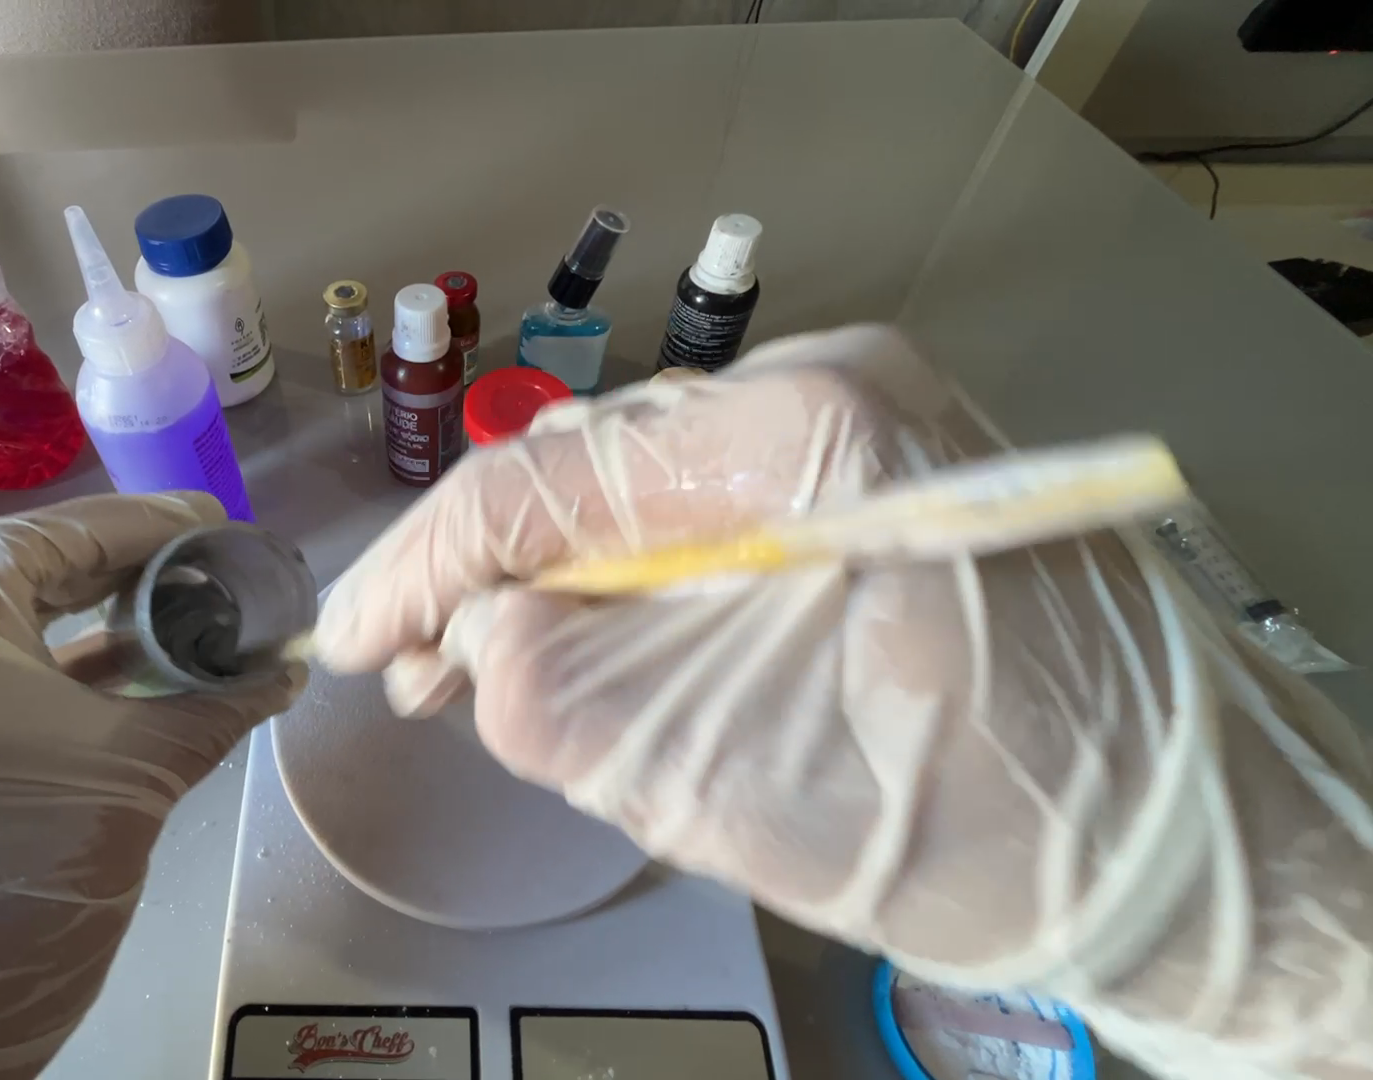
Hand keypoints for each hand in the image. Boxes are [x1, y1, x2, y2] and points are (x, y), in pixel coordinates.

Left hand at [0, 493, 303, 1079]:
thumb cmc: (31, 910)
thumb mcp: (138, 787)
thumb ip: (218, 709)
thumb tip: (289, 668)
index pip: (20, 548)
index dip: (117, 522)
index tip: (197, 519)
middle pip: (9, 576)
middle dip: (109, 557)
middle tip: (193, 547)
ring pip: (0, 624)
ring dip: (89, 607)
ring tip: (173, 591)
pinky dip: (62, 659)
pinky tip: (132, 656)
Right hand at [314, 326, 1372, 1079]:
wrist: (1184, 853)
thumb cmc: (972, 830)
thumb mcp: (723, 776)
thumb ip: (561, 693)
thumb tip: (468, 635)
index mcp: (802, 434)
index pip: (547, 482)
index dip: (424, 564)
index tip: (349, 635)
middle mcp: (811, 390)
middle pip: (576, 471)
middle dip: (468, 572)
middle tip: (398, 659)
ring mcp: (827, 421)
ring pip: (614, 490)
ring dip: (527, 576)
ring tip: (453, 660)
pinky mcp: (829, 474)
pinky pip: (670, 512)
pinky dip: (597, 575)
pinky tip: (549, 628)